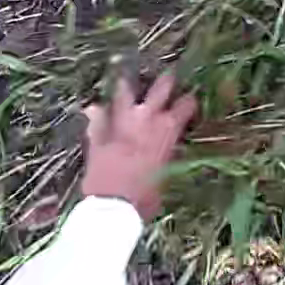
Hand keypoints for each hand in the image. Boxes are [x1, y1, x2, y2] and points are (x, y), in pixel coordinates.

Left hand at [81, 68, 197, 219]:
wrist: (111, 210)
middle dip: (167, 79)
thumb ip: (169, 153)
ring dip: (125, 86)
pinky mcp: (100, 134)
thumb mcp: (166, 175)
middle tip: (170, 75)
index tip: (192, 102)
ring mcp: (121, 123)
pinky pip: (97, 118)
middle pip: (161, 87)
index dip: (190, 102)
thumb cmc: (145, 198)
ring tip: (125, 78)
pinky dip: (96, 113)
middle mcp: (147, 118)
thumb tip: (173, 147)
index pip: (186, 104)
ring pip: (124, 94)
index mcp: (167, 128)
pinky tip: (93, 108)